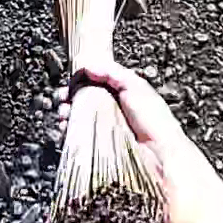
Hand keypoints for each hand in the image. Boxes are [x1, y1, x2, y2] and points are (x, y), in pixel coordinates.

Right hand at [59, 61, 194, 177]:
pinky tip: (65, 129)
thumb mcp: (135, 85)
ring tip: (64, 114)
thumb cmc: (153, 119)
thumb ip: (111, 72)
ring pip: (77, 119)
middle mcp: (110, 111)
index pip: (92, 84)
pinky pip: (77, 138)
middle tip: (62, 99)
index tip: (69, 83)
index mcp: (119, 95)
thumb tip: (86, 66)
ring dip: (66, 114)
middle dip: (68, 98)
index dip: (79, 83)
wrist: (160, 156)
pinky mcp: (98, 149)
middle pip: (81, 101)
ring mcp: (103, 131)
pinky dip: (68, 132)